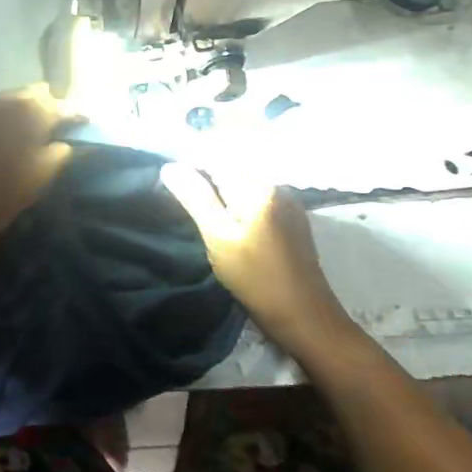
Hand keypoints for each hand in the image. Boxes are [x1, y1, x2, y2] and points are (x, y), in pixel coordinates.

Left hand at [0, 86, 72, 246]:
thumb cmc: (8, 191)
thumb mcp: (44, 173)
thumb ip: (64, 152)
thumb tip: (75, 142)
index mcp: (33, 111)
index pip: (64, 106)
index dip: (77, 115)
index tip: (86, 123)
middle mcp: (9, 100)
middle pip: (37, 94)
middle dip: (50, 105)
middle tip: (59, 123)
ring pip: (14, 97)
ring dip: (26, 106)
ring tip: (35, 124)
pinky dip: (5, 113)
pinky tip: (8, 128)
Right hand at [160, 164, 350, 347]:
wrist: (303, 315)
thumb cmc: (255, 277)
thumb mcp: (217, 236)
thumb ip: (195, 197)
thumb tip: (171, 167)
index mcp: (259, 185)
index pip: (217, 156)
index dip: (189, 163)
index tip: (168, 177)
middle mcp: (277, 185)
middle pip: (232, 166)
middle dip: (203, 173)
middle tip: (177, 191)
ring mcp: (287, 201)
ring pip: (243, 181)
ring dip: (218, 187)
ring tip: (194, 202)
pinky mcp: (290, 218)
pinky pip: (255, 195)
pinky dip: (235, 199)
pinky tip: (222, 216)